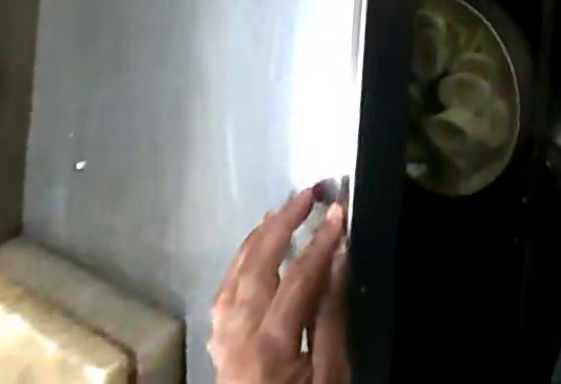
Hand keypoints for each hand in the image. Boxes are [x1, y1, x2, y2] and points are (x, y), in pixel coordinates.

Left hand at [209, 189, 351, 383]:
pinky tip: (253, 255)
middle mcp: (238, 343)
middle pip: (255, 269)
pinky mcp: (221, 356)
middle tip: (307, 194)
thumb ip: (332, 315)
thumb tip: (338, 258)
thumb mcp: (333, 375)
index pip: (297, 278)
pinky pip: (222, 300)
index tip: (339, 209)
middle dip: (281, 226)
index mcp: (271, 349)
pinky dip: (238, 268)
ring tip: (280, 213)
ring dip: (256, 241)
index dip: (320, 241)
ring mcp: (224, 349)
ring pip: (231, 281)